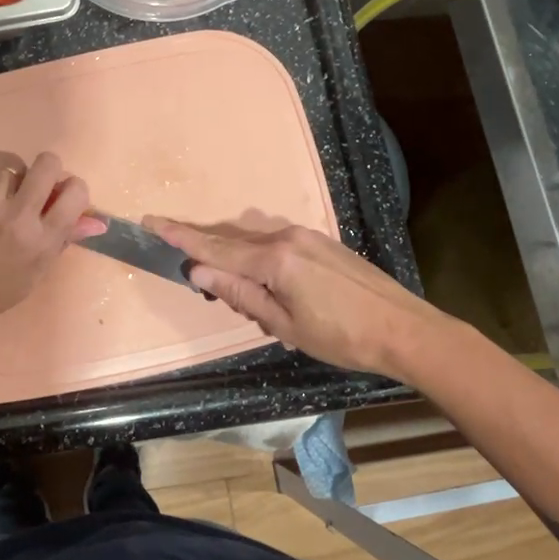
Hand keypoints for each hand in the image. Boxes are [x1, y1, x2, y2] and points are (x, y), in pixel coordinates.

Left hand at [0, 153, 97, 333]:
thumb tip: (96, 221)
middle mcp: (18, 216)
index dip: (73, 189)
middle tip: (39, 187)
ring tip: (4, 206)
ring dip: (14, 185)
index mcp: (42, 240)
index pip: (75, 191)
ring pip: (13, 172)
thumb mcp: (35, 274)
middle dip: (49, 170)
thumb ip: (63, 240)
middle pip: (46, 164)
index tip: (63, 197)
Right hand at [147, 219, 459, 379]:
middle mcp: (287, 238)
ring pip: (255, 243)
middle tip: (178, 252)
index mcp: (274, 260)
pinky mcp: (322, 242)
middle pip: (232, 240)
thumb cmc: (343, 338)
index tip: (152, 222)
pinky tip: (266, 282)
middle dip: (204, 247)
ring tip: (236, 288)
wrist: (406, 330)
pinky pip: (276, 244)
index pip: (216, 247)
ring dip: (236, 259)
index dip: (181, 237)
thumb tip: (200, 271)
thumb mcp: (285, 325)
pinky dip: (259, 259)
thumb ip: (240, 294)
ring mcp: (307, 236)